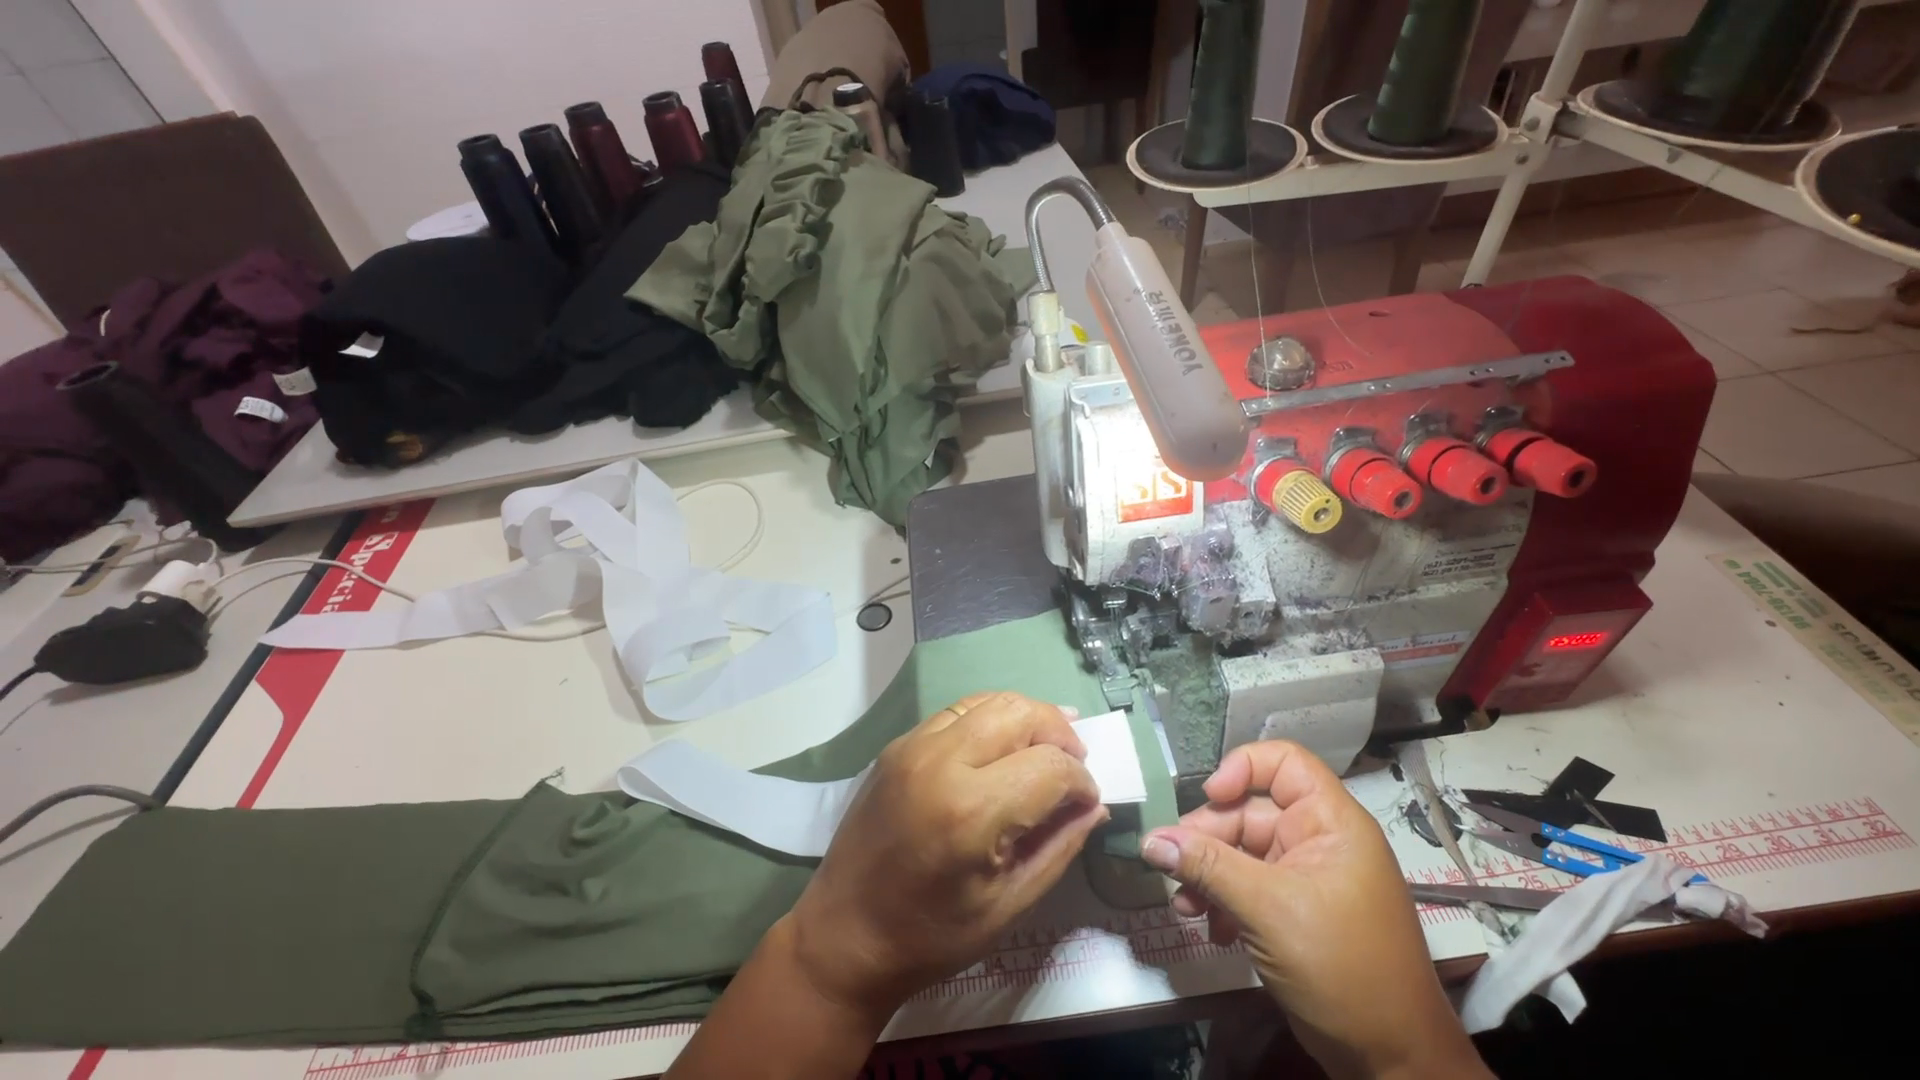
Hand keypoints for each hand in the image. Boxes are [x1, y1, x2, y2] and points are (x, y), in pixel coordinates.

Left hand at [785, 692, 1108, 1015]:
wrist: (844, 936)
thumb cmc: (931, 935)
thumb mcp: (1009, 904)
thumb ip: (1059, 846)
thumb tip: (1093, 804)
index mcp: (970, 810)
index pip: (1051, 766)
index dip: (1081, 783)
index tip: (1088, 804)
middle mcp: (940, 761)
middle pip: (1020, 712)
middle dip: (1059, 733)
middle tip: (1074, 766)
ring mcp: (912, 746)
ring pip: (988, 701)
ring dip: (1027, 718)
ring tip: (1045, 749)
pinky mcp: (897, 746)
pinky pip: (957, 712)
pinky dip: (990, 719)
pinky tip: (1003, 747)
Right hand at [1140, 741, 1486, 1079]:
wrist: (1390, 1057)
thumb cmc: (1341, 966)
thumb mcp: (1267, 909)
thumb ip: (1207, 867)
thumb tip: (1150, 841)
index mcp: (1330, 822)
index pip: (1284, 763)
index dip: (1242, 769)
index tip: (1208, 798)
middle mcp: (1317, 841)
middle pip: (1248, 813)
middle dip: (1207, 840)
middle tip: (1173, 870)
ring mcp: (1304, 878)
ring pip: (1240, 853)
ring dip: (1206, 876)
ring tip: (1184, 908)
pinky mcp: (1292, 913)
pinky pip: (1246, 888)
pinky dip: (1221, 902)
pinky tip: (1208, 930)